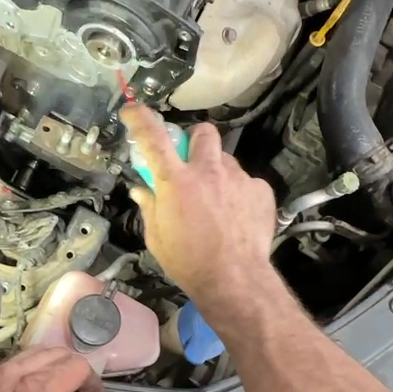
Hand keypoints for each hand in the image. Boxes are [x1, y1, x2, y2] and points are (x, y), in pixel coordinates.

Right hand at [122, 103, 278, 313]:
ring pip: (226, 160)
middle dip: (195, 141)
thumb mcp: (157, 238)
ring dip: (218, 172)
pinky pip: (247, 182)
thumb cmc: (189, 263)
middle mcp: (207, 172)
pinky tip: (235, 217)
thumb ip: (150, 207)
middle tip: (191, 162)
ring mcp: (237, 179)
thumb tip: (142, 190)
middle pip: (203, 132)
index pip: (152, 139)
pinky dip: (238, 194)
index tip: (132, 111)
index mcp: (176, 183)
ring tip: (216, 202)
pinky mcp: (260, 190)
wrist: (234, 279)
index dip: (140, 120)